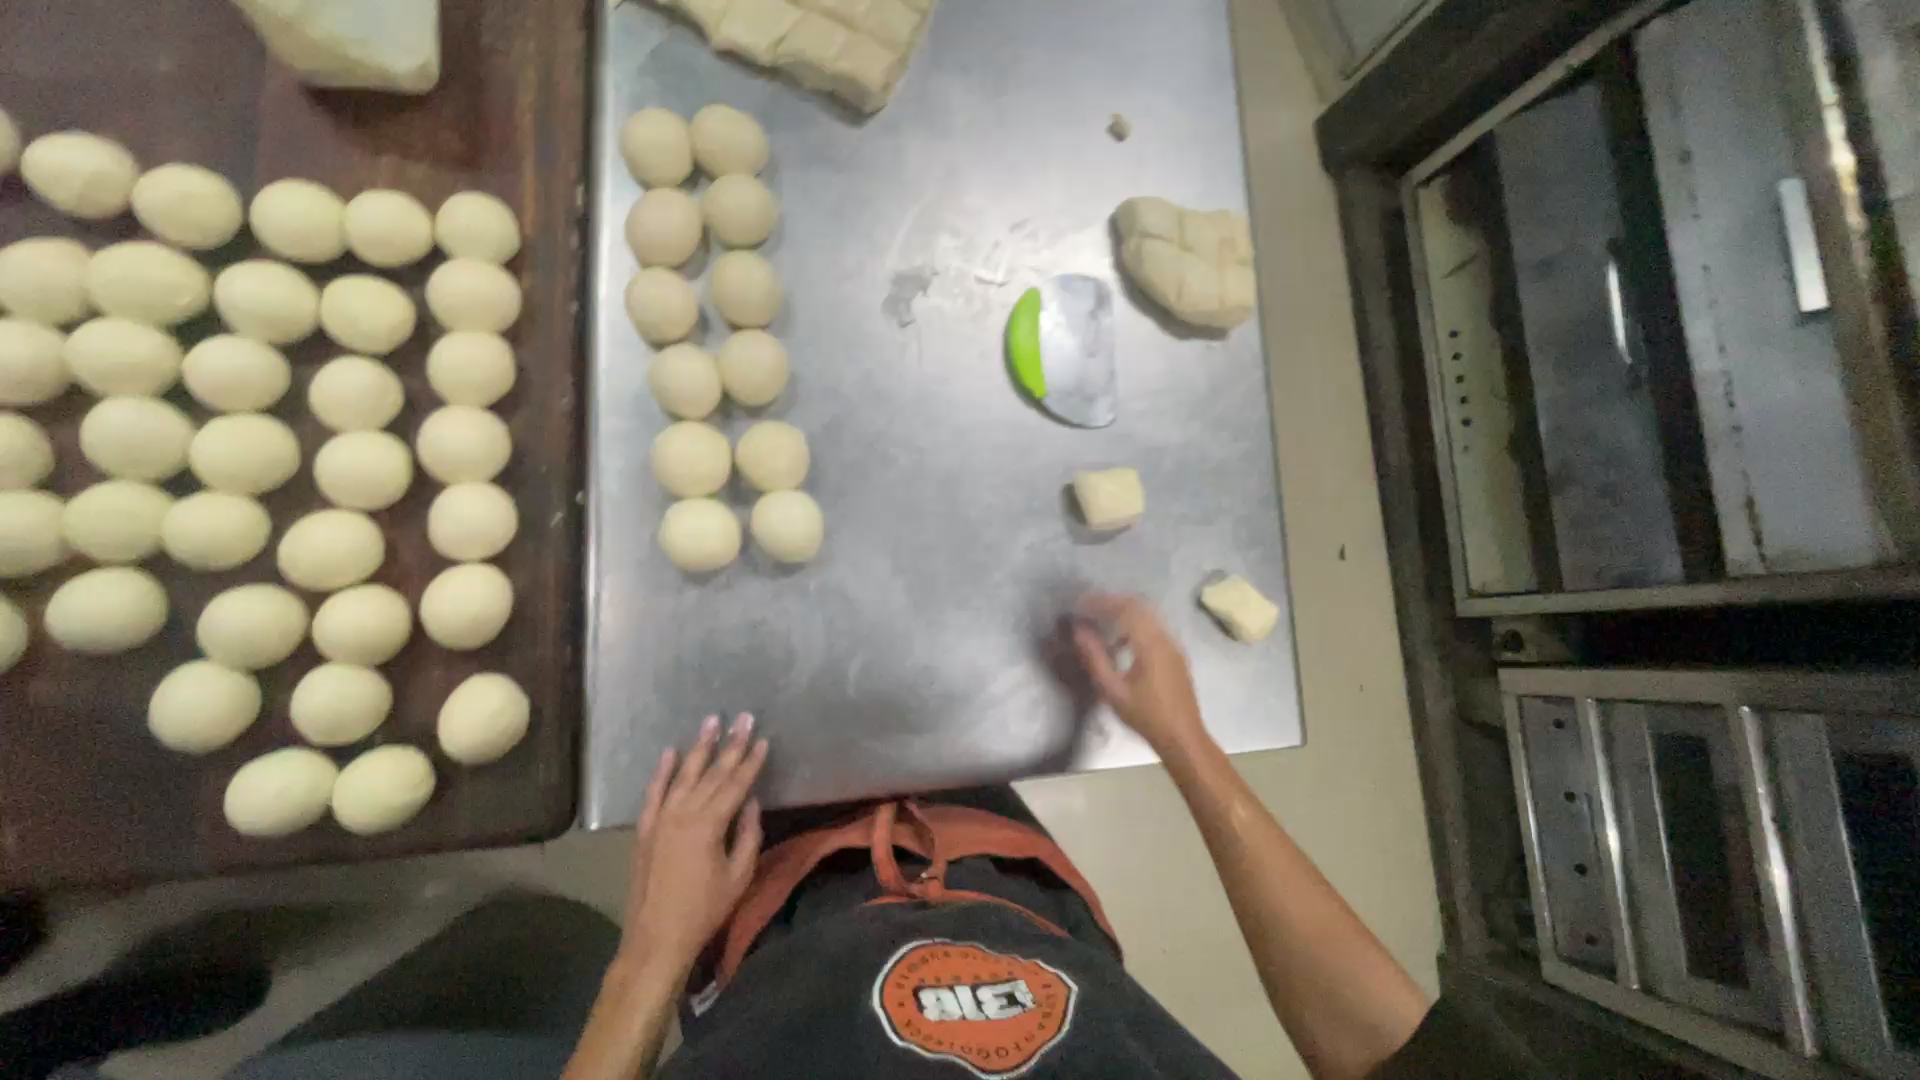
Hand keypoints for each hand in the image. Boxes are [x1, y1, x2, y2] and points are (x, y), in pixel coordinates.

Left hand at [621, 713, 769, 972]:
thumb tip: (752, 802)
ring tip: (712, 721)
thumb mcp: (739, 876)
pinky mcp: (644, 828)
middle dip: (731, 744)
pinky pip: (654, 791)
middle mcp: (683, 813)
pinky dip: (662, 770)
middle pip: (712, 772)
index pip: (736, 784)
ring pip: (684, 774)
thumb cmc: (705, 910)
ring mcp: (660, 818)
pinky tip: (670, 751)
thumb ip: (749, 835)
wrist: (656, 937)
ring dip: (699, 747)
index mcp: (710, 825)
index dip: (752, 761)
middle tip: (744, 718)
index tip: (763, 739)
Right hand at [1072, 592, 1208, 754]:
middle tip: (1089, 608)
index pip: (1126, 609)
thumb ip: (1095, 658)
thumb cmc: (1146, 716)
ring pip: (1149, 616)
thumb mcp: (1113, 690)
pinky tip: (1122, 642)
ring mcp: (1174, 646)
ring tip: (1102, 622)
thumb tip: (1079, 631)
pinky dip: (1136, 625)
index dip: (1101, 602)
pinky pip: (1155, 628)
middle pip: (1139, 606)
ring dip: (1125, 613)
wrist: (1183, 737)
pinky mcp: (1176, 655)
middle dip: (1113, 602)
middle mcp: (1166, 638)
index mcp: (1151, 644)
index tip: (1081, 604)